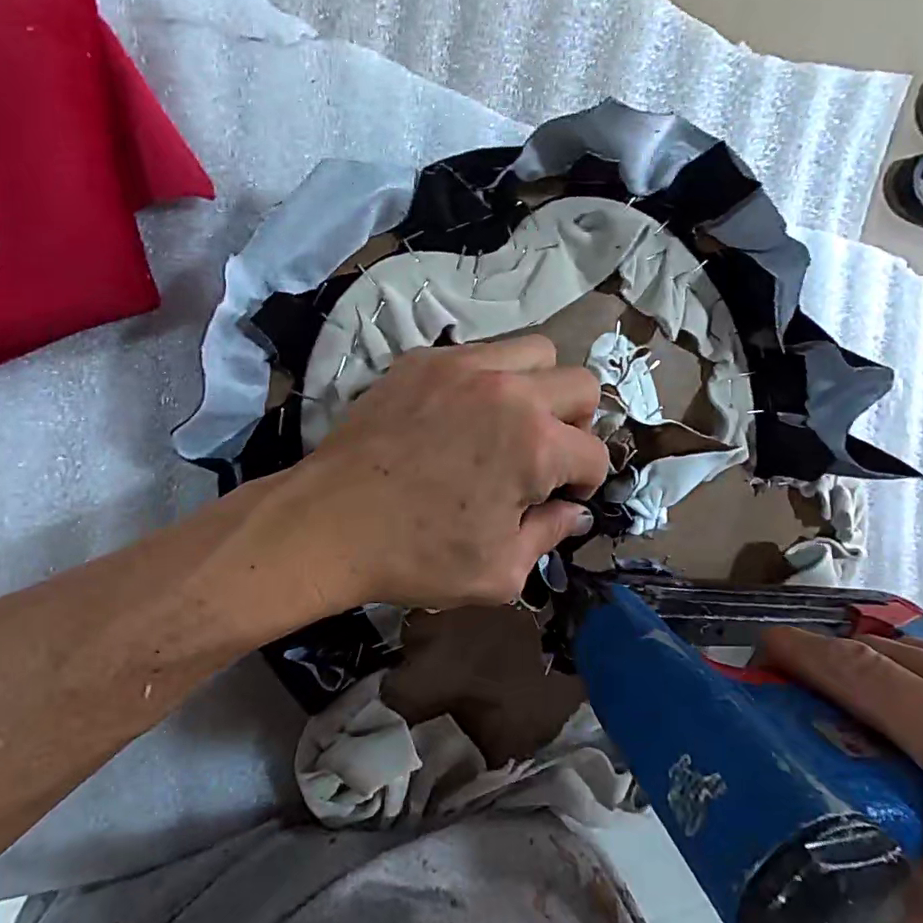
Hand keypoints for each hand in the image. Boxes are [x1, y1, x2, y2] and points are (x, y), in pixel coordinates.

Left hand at [227, 336, 609, 616]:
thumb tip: (572, 511)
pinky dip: (489, 378)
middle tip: (547, 453)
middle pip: (582, 384)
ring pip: (536, 351)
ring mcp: (465, 366)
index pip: (595, 454)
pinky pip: (481, 351)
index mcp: (536, 446)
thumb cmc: (417, 556)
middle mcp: (510, 392)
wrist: (327, 524)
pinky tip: (461, 413)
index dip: (585, 483)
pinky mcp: (425, 359)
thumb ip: (550, 536)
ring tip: (510, 421)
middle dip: (578, 423)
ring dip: (540, 387)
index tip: (560, 498)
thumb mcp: (500, 572)